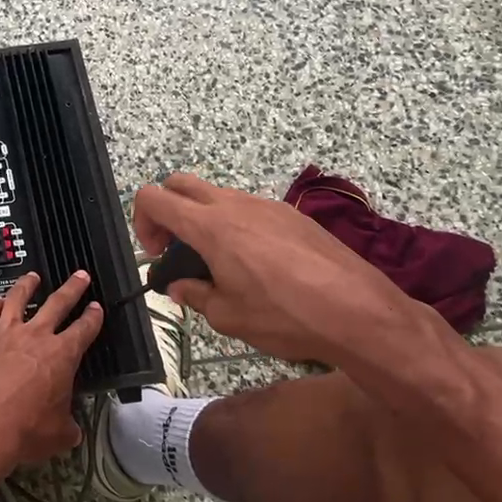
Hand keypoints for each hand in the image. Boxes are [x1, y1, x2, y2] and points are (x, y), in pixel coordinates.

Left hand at [0, 271, 103, 475]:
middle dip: (72, 288)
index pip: (84, 329)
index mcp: (61, 356)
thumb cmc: (22, 431)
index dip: (93, 317)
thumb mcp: (59, 434)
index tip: (97, 308)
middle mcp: (34, 337)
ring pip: (19, 298)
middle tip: (80, 276)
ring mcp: (4, 333)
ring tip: (33, 276)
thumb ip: (68, 424)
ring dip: (28, 285)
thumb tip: (70, 427)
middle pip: (57, 303)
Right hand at [132, 173, 419, 364]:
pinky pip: (250, 209)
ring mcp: (267, 206)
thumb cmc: (285, 316)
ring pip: (217, 195)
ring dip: (203, 218)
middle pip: (180, 184)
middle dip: (167, 210)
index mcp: (210, 226)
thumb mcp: (227, 317)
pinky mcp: (293, 216)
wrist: (360, 313)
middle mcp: (234, 205)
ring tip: (219, 262)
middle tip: (175, 249)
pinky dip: (236, 225)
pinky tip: (258, 265)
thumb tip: (180, 286)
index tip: (157, 254)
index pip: (153, 198)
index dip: (142, 221)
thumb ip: (194, 295)